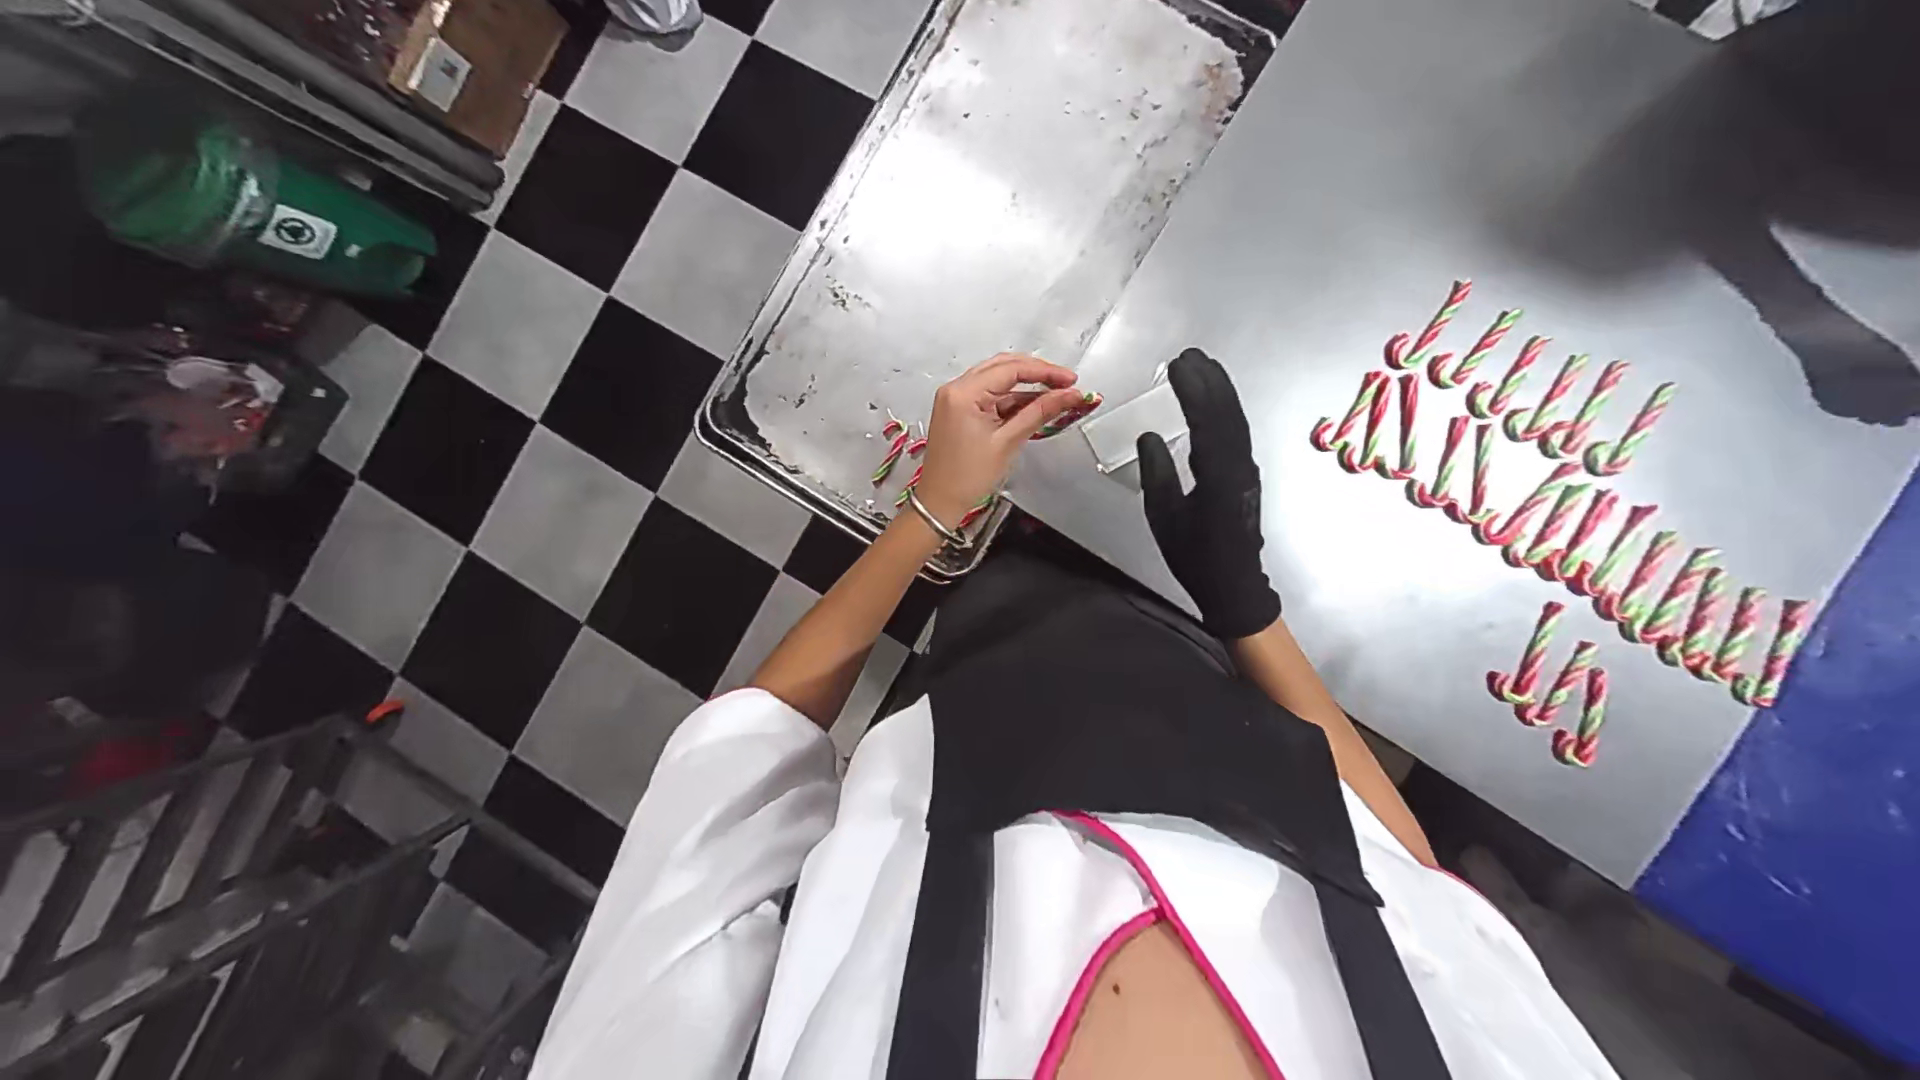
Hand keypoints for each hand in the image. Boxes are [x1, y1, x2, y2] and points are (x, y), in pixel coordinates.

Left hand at [916, 353, 1088, 526]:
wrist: (940, 501)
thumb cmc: (967, 477)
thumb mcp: (1008, 442)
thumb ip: (1039, 412)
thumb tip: (1068, 395)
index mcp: (962, 393)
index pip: (1010, 369)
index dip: (1044, 372)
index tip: (1070, 379)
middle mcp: (955, 389)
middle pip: (1003, 367)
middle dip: (1036, 373)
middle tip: (1065, 383)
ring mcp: (955, 399)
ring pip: (997, 380)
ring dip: (1026, 386)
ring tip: (1056, 394)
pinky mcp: (959, 410)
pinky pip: (989, 395)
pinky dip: (1011, 399)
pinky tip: (1034, 405)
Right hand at [1136, 348, 1280, 638]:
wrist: (1233, 583)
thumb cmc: (1194, 555)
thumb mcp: (1164, 517)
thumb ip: (1157, 473)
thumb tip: (1149, 436)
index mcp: (1217, 476)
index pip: (1206, 421)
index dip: (1192, 391)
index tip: (1176, 366)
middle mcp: (1238, 465)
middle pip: (1227, 413)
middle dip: (1209, 380)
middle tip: (1190, 355)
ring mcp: (1245, 468)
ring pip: (1235, 420)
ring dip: (1220, 390)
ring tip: (1203, 367)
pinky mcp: (1244, 473)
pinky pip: (1236, 432)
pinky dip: (1224, 409)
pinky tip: (1214, 401)